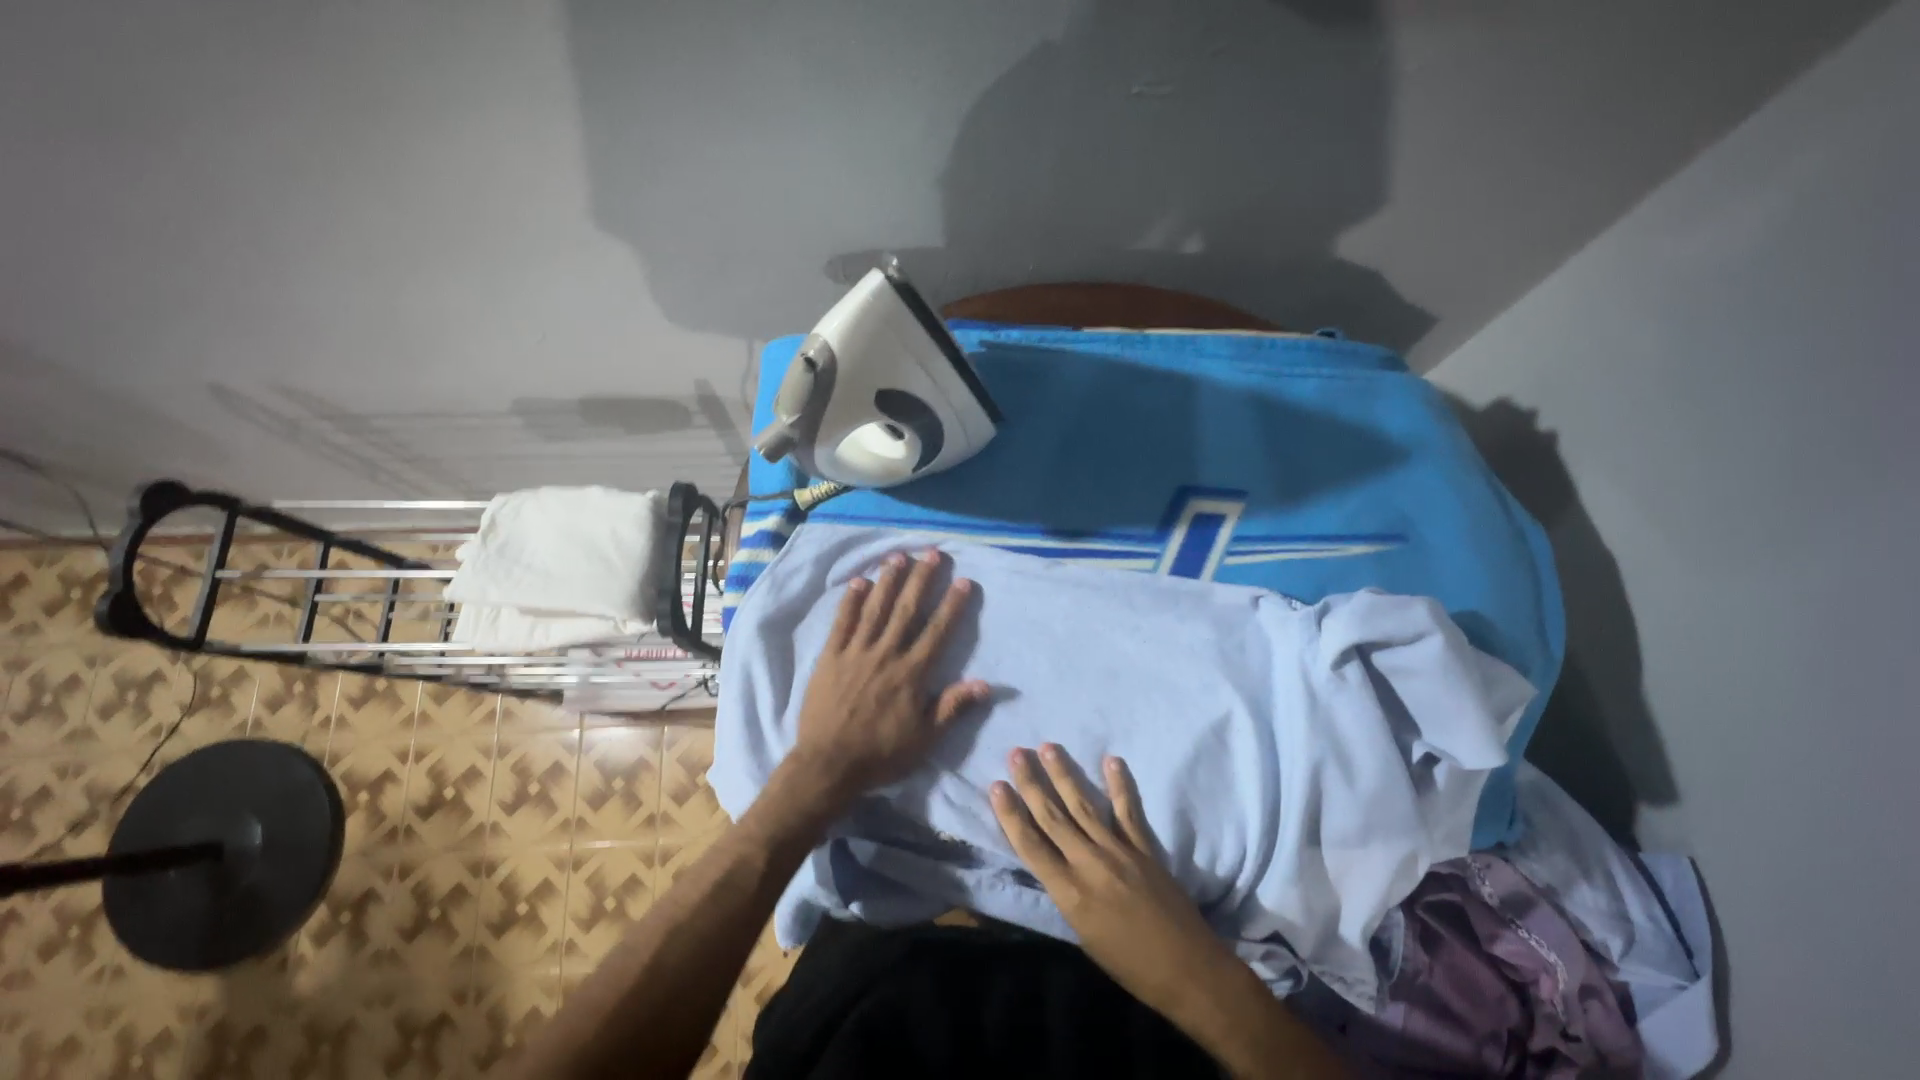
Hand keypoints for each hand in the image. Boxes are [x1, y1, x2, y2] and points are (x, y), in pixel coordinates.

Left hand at [785, 549, 989, 805]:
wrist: (828, 764)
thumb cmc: (881, 754)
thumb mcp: (925, 738)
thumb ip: (952, 707)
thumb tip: (986, 684)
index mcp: (911, 673)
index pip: (937, 631)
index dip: (952, 605)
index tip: (964, 581)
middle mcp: (886, 654)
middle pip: (907, 610)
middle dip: (922, 579)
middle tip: (933, 553)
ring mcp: (856, 652)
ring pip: (875, 609)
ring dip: (889, 581)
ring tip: (899, 556)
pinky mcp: (830, 657)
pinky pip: (842, 622)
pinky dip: (851, 601)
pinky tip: (860, 582)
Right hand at [991, 745, 1233, 1006]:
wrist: (1188, 970)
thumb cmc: (1130, 965)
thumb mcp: (1083, 937)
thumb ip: (1067, 896)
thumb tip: (1054, 867)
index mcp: (1070, 893)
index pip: (1031, 845)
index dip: (1010, 815)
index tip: (996, 786)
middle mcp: (1090, 864)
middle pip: (1054, 817)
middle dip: (1032, 783)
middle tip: (1016, 753)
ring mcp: (1120, 852)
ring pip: (1085, 806)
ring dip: (1065, 775)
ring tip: (1048, 748)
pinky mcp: (1146, 849)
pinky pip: (1129, 811)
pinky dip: (1120, 785)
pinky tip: (1111, 760)